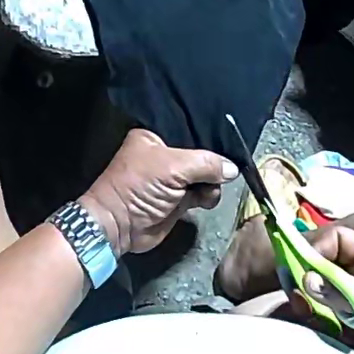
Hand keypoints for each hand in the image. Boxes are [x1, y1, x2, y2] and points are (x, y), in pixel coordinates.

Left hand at [78, 129, 236, 255]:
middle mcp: (164, 154)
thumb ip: (205, 163)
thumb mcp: (173, 167)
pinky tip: (207, 199)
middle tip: (225, 169)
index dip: (208, 135)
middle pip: (200, 153)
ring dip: (212, 182)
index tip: (230, 139)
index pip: (189, 128)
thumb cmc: (139, 186)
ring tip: (209, 188)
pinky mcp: (179, 199)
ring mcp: (172, 177)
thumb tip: (233, 168)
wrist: (120, 224)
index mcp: (155, 136)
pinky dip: (208, 196)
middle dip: (214, 162)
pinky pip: (202, 193)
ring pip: (205, 174)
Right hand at [217, 221, 353, 353]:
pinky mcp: (347, 330)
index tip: (300, 266)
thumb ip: (348, 294)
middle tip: (293, 291)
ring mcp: (353, 306)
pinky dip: (308, 318)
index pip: (337, 239)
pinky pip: (319, 316)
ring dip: (304, 298)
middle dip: (303, 273)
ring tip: (300, 311)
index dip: (317, 246)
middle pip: (321, 263)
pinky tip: (304, 324)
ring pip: (316, 290)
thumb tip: (306, 278)